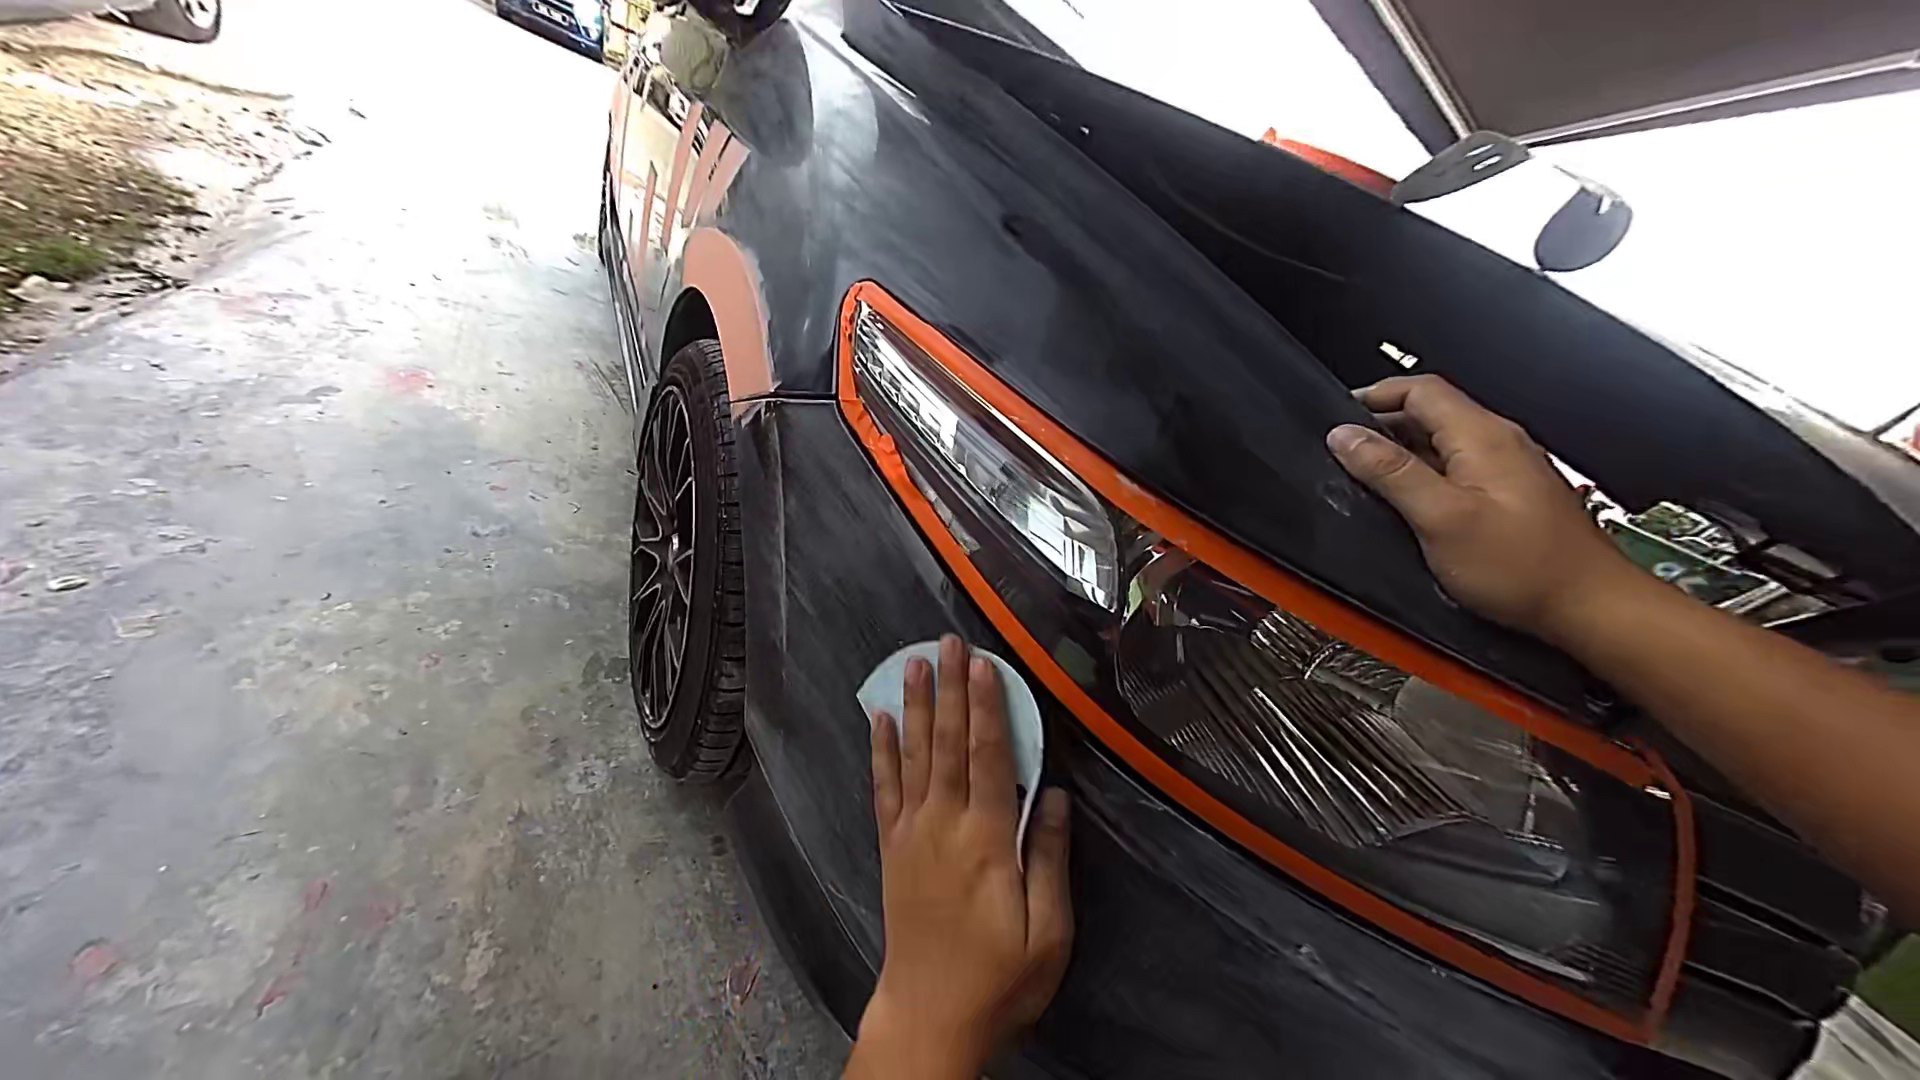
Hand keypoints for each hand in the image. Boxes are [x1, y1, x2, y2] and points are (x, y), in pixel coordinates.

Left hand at [845, 635, 1072, 1079]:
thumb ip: (1048, 858)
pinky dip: (881, 750)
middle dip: (951, 688)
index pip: (988, 757)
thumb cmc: (998, 977)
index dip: (988, 707)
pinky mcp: (891, 844)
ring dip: (915, 705)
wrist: (929, 1015)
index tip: (986, 665)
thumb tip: (1053, 795)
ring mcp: (911, 831)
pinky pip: (883, 787)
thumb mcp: (1047, 932)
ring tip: (914, 663)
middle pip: (948, 742)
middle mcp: (944, 823)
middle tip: (949, 643)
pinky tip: (879, 719)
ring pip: (913, 754)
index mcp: (986, 839)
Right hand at [1326, 375, 1637, 641]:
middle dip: (1379, 425)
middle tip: (1344, 452)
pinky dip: (1418, 474)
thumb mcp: (1440, 515)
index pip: (1420, 389)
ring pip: (1437, 442)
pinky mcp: (1504, 494)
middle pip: (1427, 412)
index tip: (1339, 416)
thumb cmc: (1526, 567)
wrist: (1586, 607)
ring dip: (1396, 452)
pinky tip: (1404, 501)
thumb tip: (1346, 438)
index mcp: (1483, 438)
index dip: (1374, 395)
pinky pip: (1451, 468)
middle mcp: (1498, 445)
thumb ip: (1390, 472)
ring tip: (1367, 477)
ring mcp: (1504, 469)